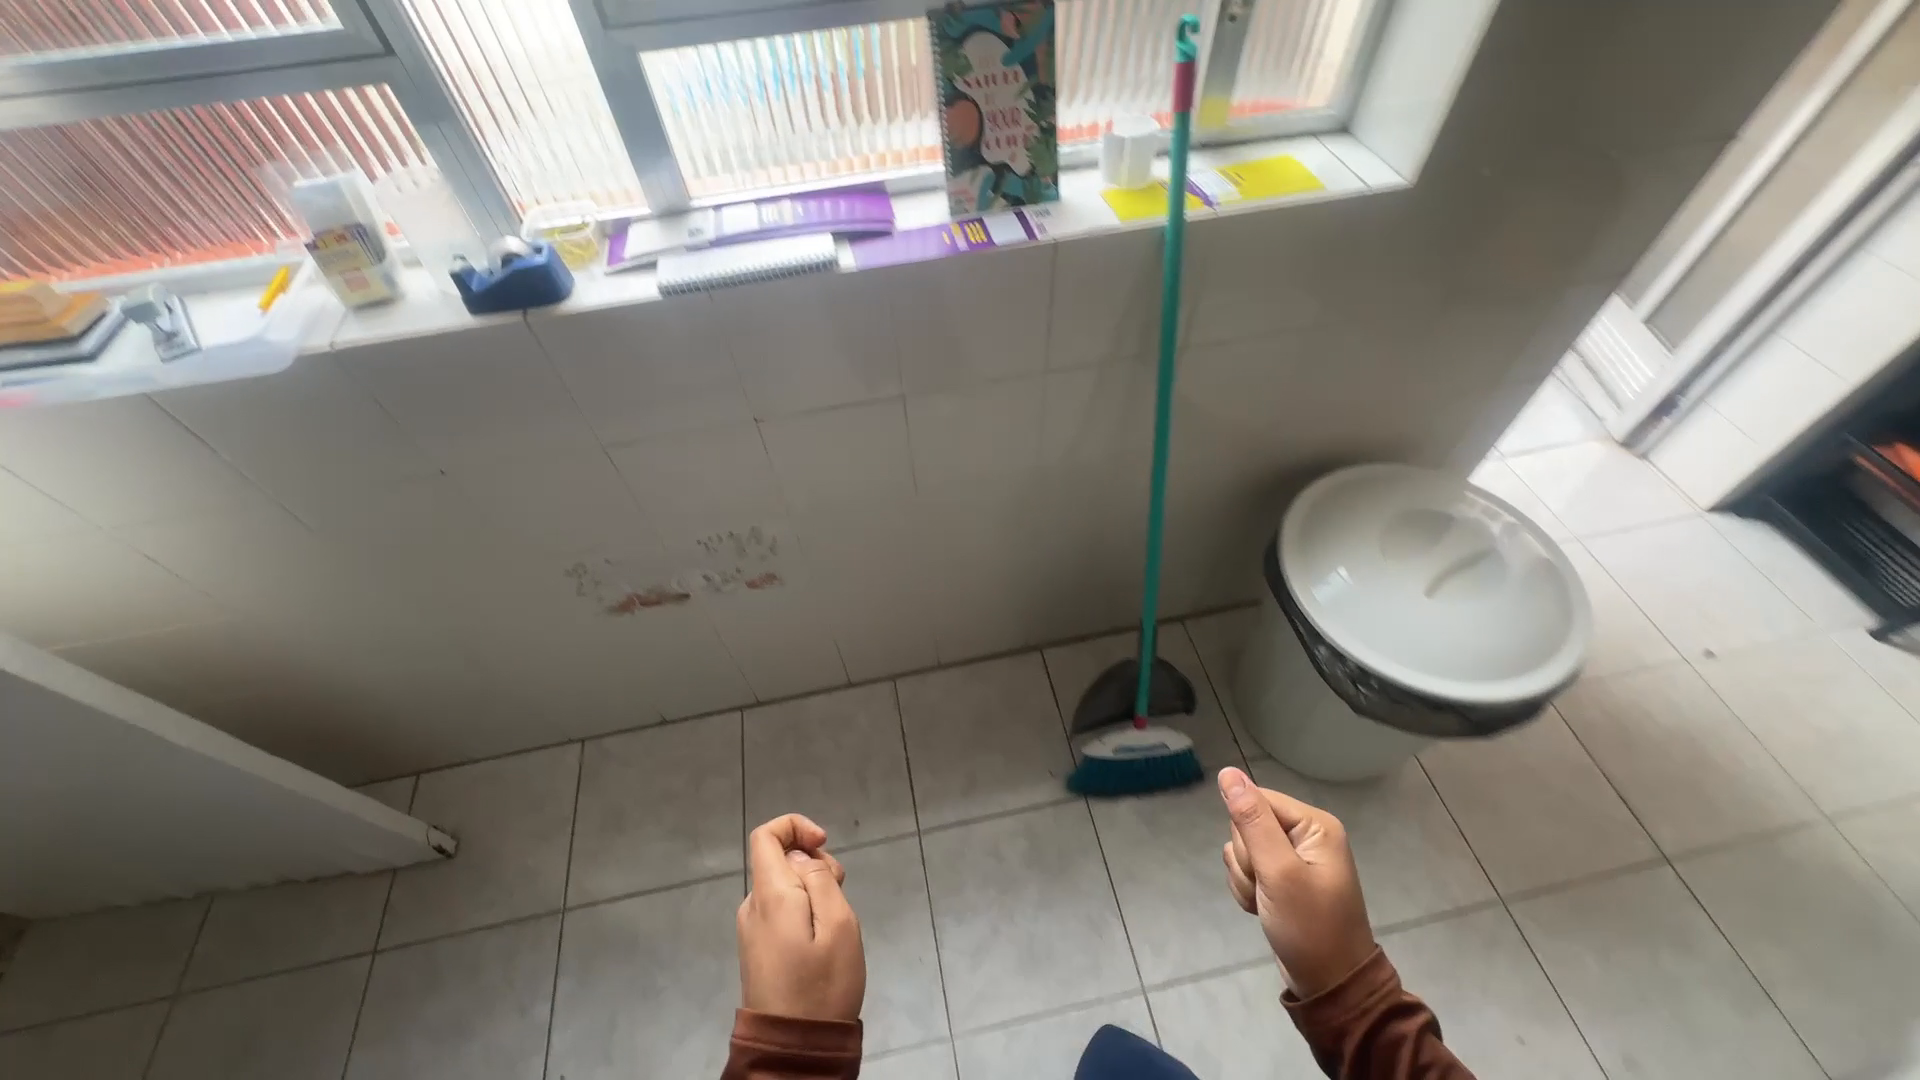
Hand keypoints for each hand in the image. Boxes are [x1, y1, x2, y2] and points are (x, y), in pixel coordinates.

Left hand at [738, 813, 864, 1021]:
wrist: (794, 1050)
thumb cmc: (823, 986)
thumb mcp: (839, 924)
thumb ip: (820, 880)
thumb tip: (800, 857)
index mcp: (769, 895)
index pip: (766, 835)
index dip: (796, 826)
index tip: (825, 845)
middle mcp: (752, 907)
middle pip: (779, 860)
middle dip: (814, 862)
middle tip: (842, 891)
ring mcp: (751, 930)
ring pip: (783, 886)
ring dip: (813, 888)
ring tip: (837, 922)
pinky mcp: (757, 949)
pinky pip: (781, 910)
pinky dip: (804, 909)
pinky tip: (822, 938)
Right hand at [1217, 766, 1376, 998]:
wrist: (1328, 986)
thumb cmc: (1310, 927)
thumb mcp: (1278, 872)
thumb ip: (1252, 820)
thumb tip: (1228, 772)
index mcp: (1315, 824)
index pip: (1257, 800)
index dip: (1248, 831)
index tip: (1264, 864)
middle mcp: (1305, 834)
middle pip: (1247, 823)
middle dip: (1247, 859)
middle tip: (1268, 887)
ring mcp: (1293, 858)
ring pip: (1241, 848)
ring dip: (1245, 878)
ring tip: (1267, 902)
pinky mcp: (1281, 878)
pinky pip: (1245, 868)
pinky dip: (1247, 889)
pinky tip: (1262, 908)